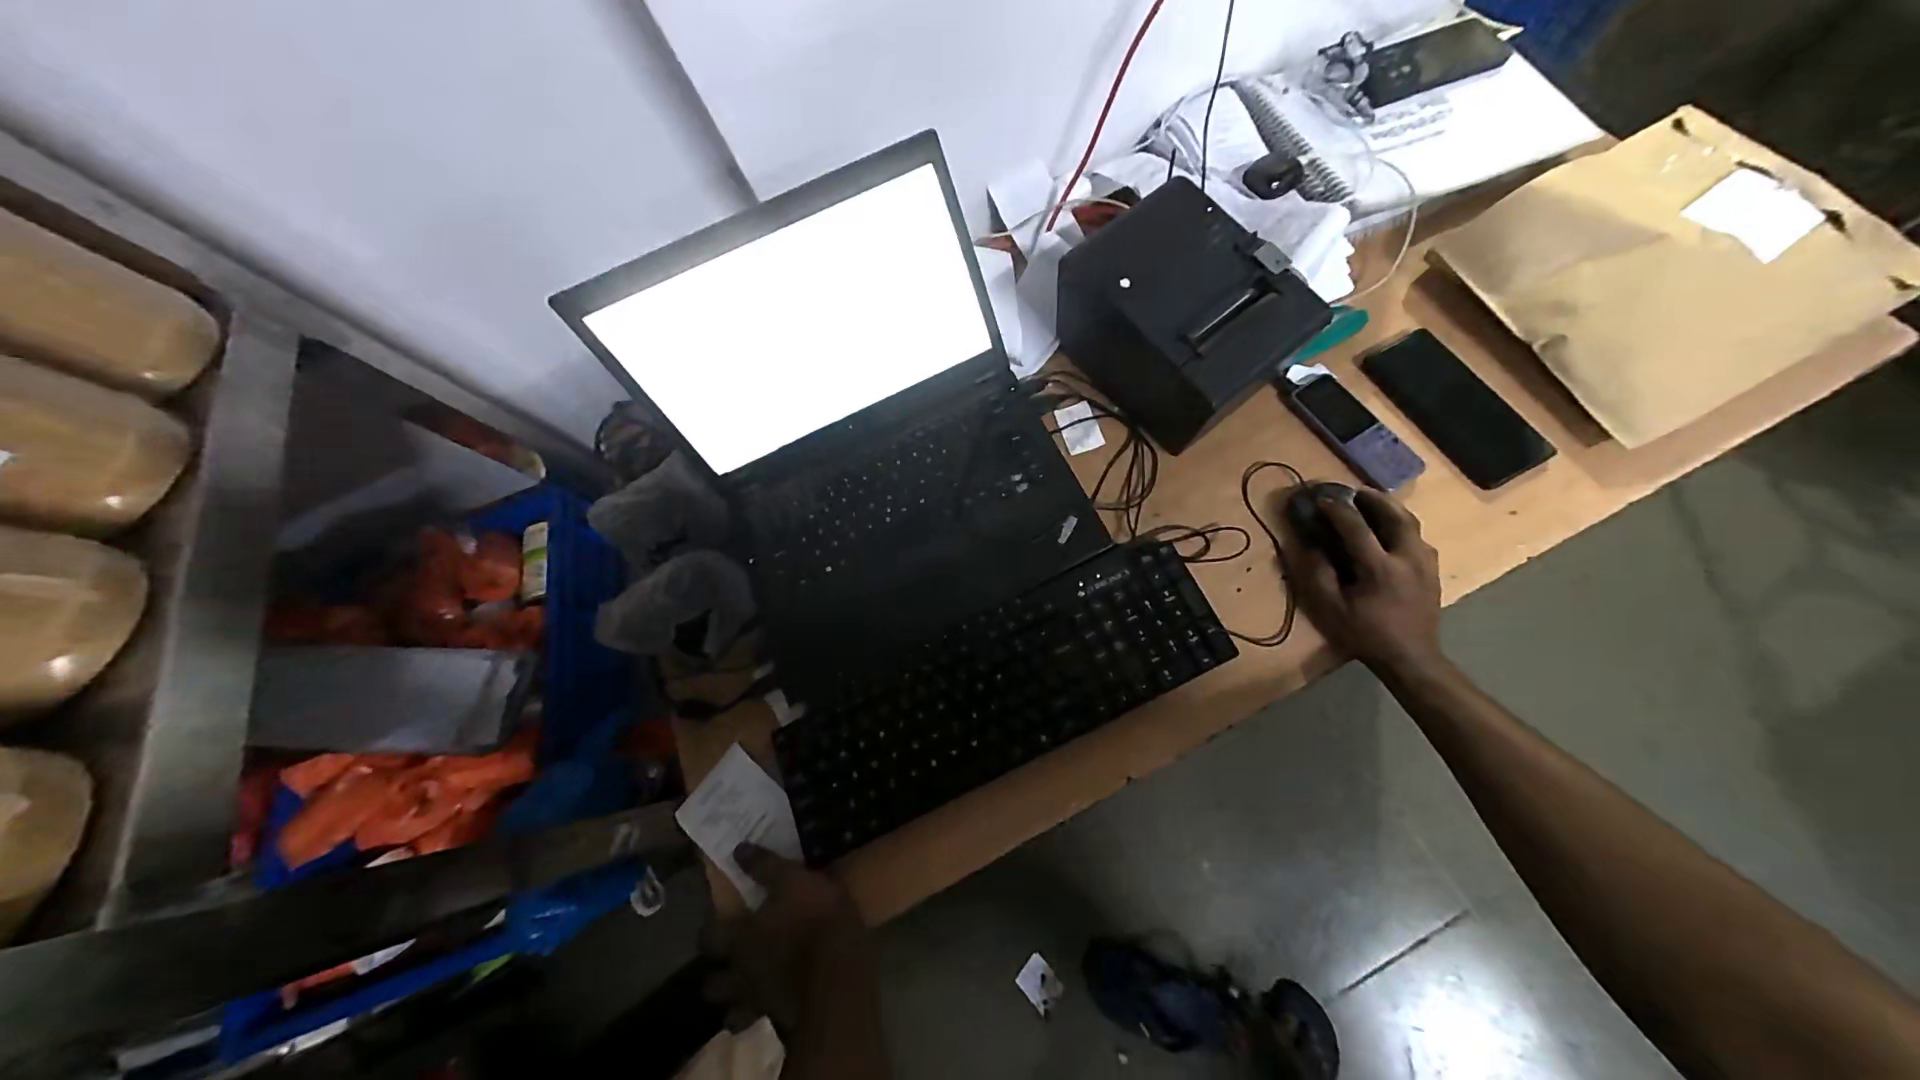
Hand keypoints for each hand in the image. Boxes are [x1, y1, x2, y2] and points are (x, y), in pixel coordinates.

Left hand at [704, 842, 870, 1032]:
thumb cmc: (815, 917)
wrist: (840, 969)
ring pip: (732, 1012)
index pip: (708, 939)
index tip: (716, 923)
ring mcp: (759, 1001)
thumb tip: (738, 849)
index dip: (708, 932)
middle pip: (711, 986)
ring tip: (750, 987)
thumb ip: (765, 866)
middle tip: (730, 961)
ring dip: (736, 1001)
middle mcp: (741, 974)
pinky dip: (765, 1012)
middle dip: (716, 975)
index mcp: (740, 939)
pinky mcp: (781, 1017)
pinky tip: (778, 998)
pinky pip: (764, 1020)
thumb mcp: (794, 879)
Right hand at [1289, 487, 1443, 675]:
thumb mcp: (1331, 608)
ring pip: (1412, 524)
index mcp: (1380, 568)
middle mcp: (1408, 558)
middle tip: (1354, 491)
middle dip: (1374, 499)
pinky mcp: (1432, 571)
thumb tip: (1309, 545)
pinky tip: (1389, 531)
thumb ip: (1318, 574)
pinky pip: (1417, 538)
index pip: (1356, 527)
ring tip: (1372, 503)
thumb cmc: (1365, 635)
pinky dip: (1402, 525)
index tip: (1321, 498)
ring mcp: (1425, 564)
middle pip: (1395, 516)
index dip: (1337, 510)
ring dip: (1391, 509)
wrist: (1410, 658)